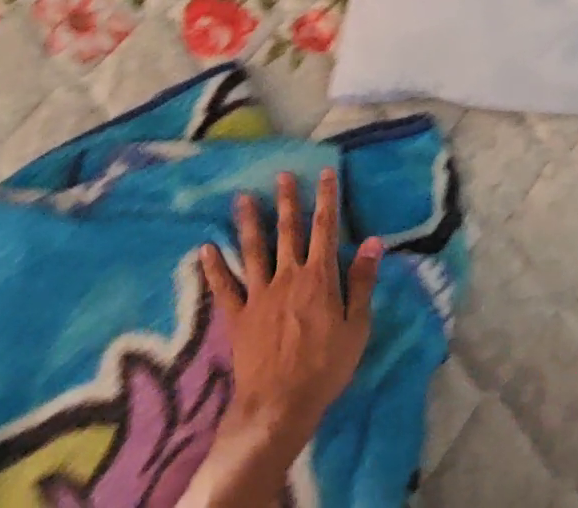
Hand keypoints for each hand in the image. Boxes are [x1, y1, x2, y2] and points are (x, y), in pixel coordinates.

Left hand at [189, 168, 383, 507]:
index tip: (324, 172)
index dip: (326, 198)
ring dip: (249, 222)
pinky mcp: (238, 316)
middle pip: (288, 231)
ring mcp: (259, 295)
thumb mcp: (356, 325)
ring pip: (253, 250)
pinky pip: (224, 287)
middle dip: (287, 201)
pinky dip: (214, 267)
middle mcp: (288, 276)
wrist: (280, 404)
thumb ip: (362, 281)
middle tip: (282, 175)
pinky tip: (204, 249)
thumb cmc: (326, 366)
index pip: (325, 228)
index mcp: (320, 277)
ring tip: (243, 198)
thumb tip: (373, 241)